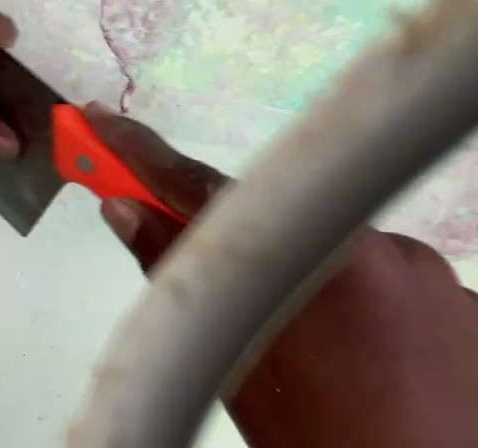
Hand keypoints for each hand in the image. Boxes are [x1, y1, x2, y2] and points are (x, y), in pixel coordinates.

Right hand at [88, 106, 477, 447]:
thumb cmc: (316, 433)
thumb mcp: (223, 353)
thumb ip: (173, 270)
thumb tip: (123, 208)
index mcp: (309, 249)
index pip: (199, 183)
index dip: (134, 148)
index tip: (94, 118)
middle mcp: (378, 245)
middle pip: (264, 215)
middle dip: (217, 228)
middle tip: (176, 249)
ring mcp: (432, 275)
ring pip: (317, 245)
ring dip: (284, 266)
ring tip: (285, 336)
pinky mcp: (464, 305)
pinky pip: (372, 277)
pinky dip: (340, 295)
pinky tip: (343, 348)